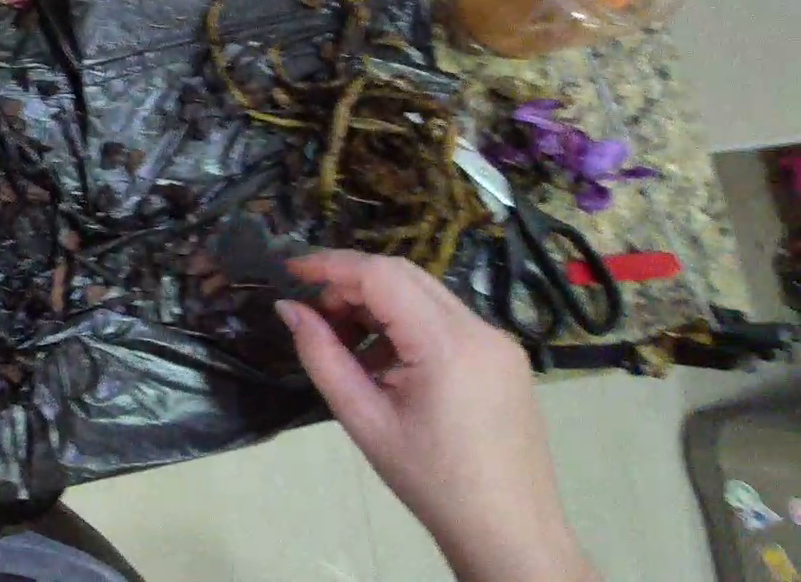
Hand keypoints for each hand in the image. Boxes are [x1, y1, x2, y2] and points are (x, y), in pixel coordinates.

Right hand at [276, 250, 596, 581]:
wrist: (512, 535)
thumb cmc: (431, 479)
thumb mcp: (361, 417)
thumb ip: (320, 354)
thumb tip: (288, 307)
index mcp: (449, 346)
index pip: (380, 275)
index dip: (329, 265)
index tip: (288, 272)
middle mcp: (481, 331)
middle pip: (401, 273)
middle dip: (348, 280)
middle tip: (313, 309)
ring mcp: (497, 342)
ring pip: (420, 290)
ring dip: (373, 299)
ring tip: (342, 338)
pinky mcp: (501, 356)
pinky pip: (439, 315)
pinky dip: (399, 319)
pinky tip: (380, 358)